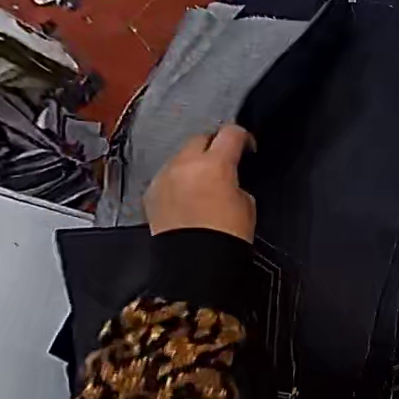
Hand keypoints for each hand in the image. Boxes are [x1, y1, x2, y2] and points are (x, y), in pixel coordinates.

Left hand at [144, 124, 255, 240]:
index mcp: (215, 164)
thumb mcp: (247, 204)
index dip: (243, 137)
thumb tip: (228, 179)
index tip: (246, 146)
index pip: (230, 133)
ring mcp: (165, 178)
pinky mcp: (151, 194)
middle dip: (214, 146)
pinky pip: (167, 177)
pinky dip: (178, 181)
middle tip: (225, 161)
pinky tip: (188, 198)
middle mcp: (185, 165)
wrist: (196, 264)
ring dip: (194, 164)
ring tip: (205, 183)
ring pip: (181, 157)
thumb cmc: (225, 237)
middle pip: (201, 139)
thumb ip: (236, 182)